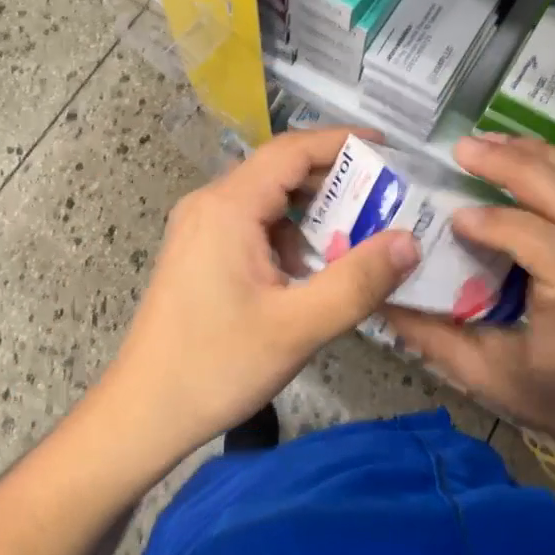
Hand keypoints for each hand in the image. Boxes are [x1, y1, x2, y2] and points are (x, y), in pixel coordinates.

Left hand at [96, 127, 419, 460]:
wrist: (144, 412)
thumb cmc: (216, 365)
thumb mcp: (297, 326)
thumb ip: (357, 280)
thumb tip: (410, 240)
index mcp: (227, 206)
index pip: (292, 150)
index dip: (342, 142)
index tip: (391, 150)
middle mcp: (208, 204)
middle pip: (279, 171)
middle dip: (335, 180)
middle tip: (389, 198)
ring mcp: (198, 228)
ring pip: (266, 200)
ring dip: (312, 212)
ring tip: (361, 235)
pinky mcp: (197, 253)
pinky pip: (250, 225)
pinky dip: (287, 235)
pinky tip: (312, 269)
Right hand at [385, 133, 554, 452]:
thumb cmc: (547, 392)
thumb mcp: (480, 377)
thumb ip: (429, 334)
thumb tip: (378, 290)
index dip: (509, 228)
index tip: (458, 218)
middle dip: (517, 169)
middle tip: (461, 150)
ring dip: (533, 155)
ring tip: (483, 143)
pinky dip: (552, 159)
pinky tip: (514, 152)